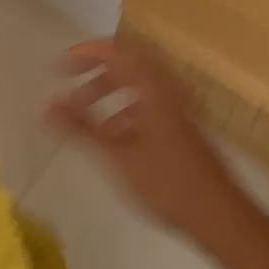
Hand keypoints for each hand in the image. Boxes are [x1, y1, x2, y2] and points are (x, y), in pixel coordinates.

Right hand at [47, 38, 254, 250]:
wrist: (222, 217)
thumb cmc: (168, 183)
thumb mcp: (118, 155)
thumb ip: (82, 127)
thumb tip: (46, 105)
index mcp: (154, 88)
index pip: (117, 52)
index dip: (86, 53)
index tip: (59, 68)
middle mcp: (168, 90)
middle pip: (128, 66)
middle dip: (95, 75)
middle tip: (70, 92)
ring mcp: (179, 109)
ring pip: (138, 87)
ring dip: (110, 95)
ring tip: (87, 119)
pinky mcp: (184, 128)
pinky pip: (149, 105)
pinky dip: (126, 111)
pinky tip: (115, 138)